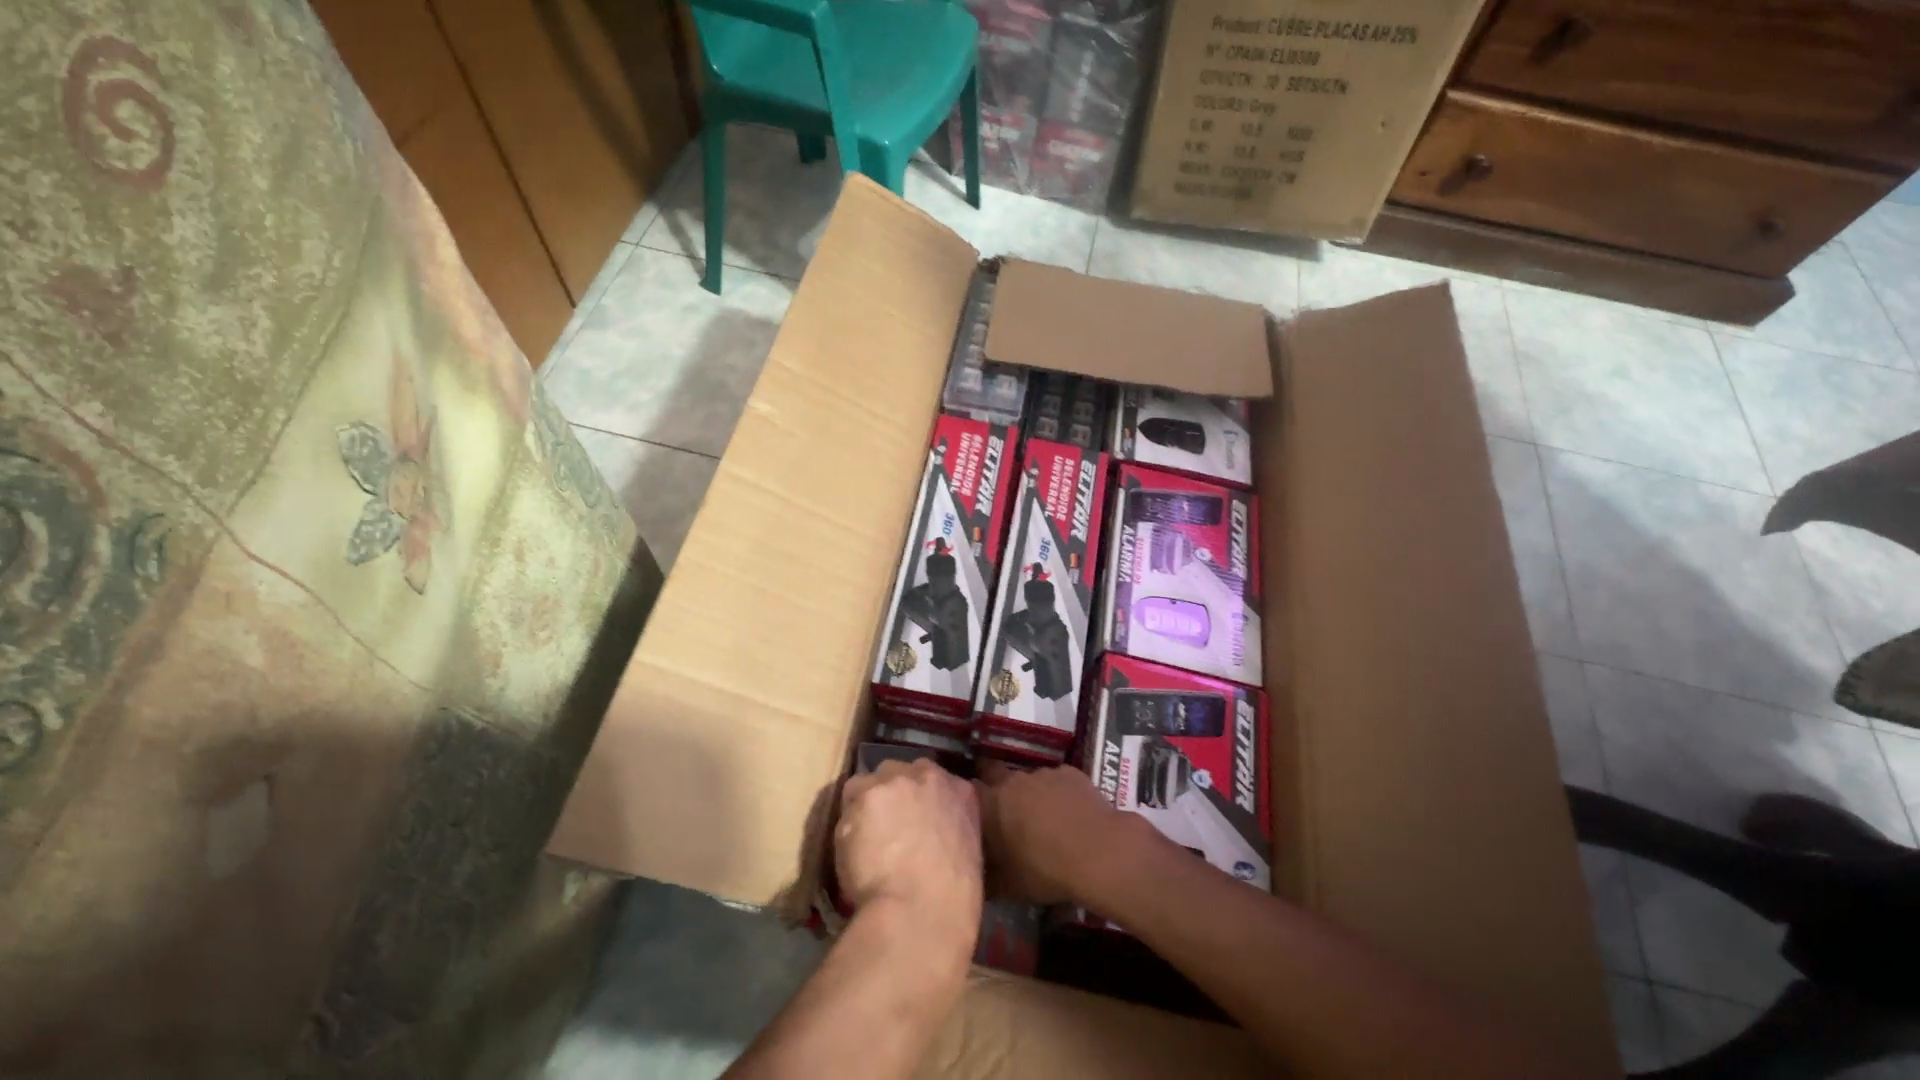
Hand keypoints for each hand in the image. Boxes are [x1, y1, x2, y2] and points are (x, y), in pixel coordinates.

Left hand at [835, 759, 982, 954]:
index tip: (907, 822)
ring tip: (863, 840)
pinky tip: (852, 851)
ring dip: (866, 806)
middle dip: (890, 796)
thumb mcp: (966, 851)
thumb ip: (948, 826)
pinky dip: (846, 826)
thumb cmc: (952, 896)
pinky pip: (847, 805)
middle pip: (898, 773)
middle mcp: (928, 775)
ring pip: (868, 783)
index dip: (915, 802)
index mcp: (961, 791)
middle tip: (884, 830)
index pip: (931, 781)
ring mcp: (895, 780)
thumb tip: (928, 831)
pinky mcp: (865, 792)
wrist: (922, 908)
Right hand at [977, 761, 1148, 905]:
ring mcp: (1043, 773)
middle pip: (994, 773)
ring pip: (1029, 779)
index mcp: (990, 805)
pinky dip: (1059, 792)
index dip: (970, 799)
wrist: (1100, 852)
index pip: (968, 790)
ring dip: (1031, 792)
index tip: (973, 812)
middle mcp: (1012, 781)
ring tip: (1043, 816)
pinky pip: (1057, 780)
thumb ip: (988, 880)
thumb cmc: (1047, 871)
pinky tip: (1070, 812)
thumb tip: (979, 880)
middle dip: (995, 785)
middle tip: (1003, 809)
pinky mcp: (1071, 773)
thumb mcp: (1010, 887)